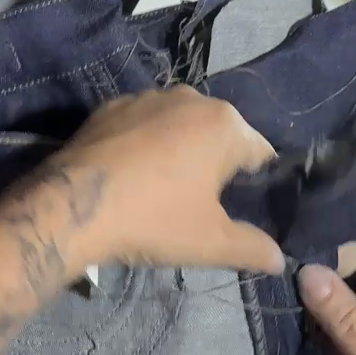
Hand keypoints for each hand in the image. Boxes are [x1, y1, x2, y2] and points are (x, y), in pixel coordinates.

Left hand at [40, 88, 285, 274]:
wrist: (75, 206)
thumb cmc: (154, 218)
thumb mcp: (210, 242)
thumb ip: (253, 248)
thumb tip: (280, 258)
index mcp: (225, 124)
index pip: (260, 152)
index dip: (257, 182)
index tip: (243, 207)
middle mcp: (192, 98)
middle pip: (221, 133)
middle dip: (218, 163)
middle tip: (204, 203)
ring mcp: (150, 96)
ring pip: (182, 124)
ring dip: (182, 148)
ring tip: (165, 188)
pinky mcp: (114, 104)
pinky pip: (144, 122)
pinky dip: (146, 141)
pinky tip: (133, 172)